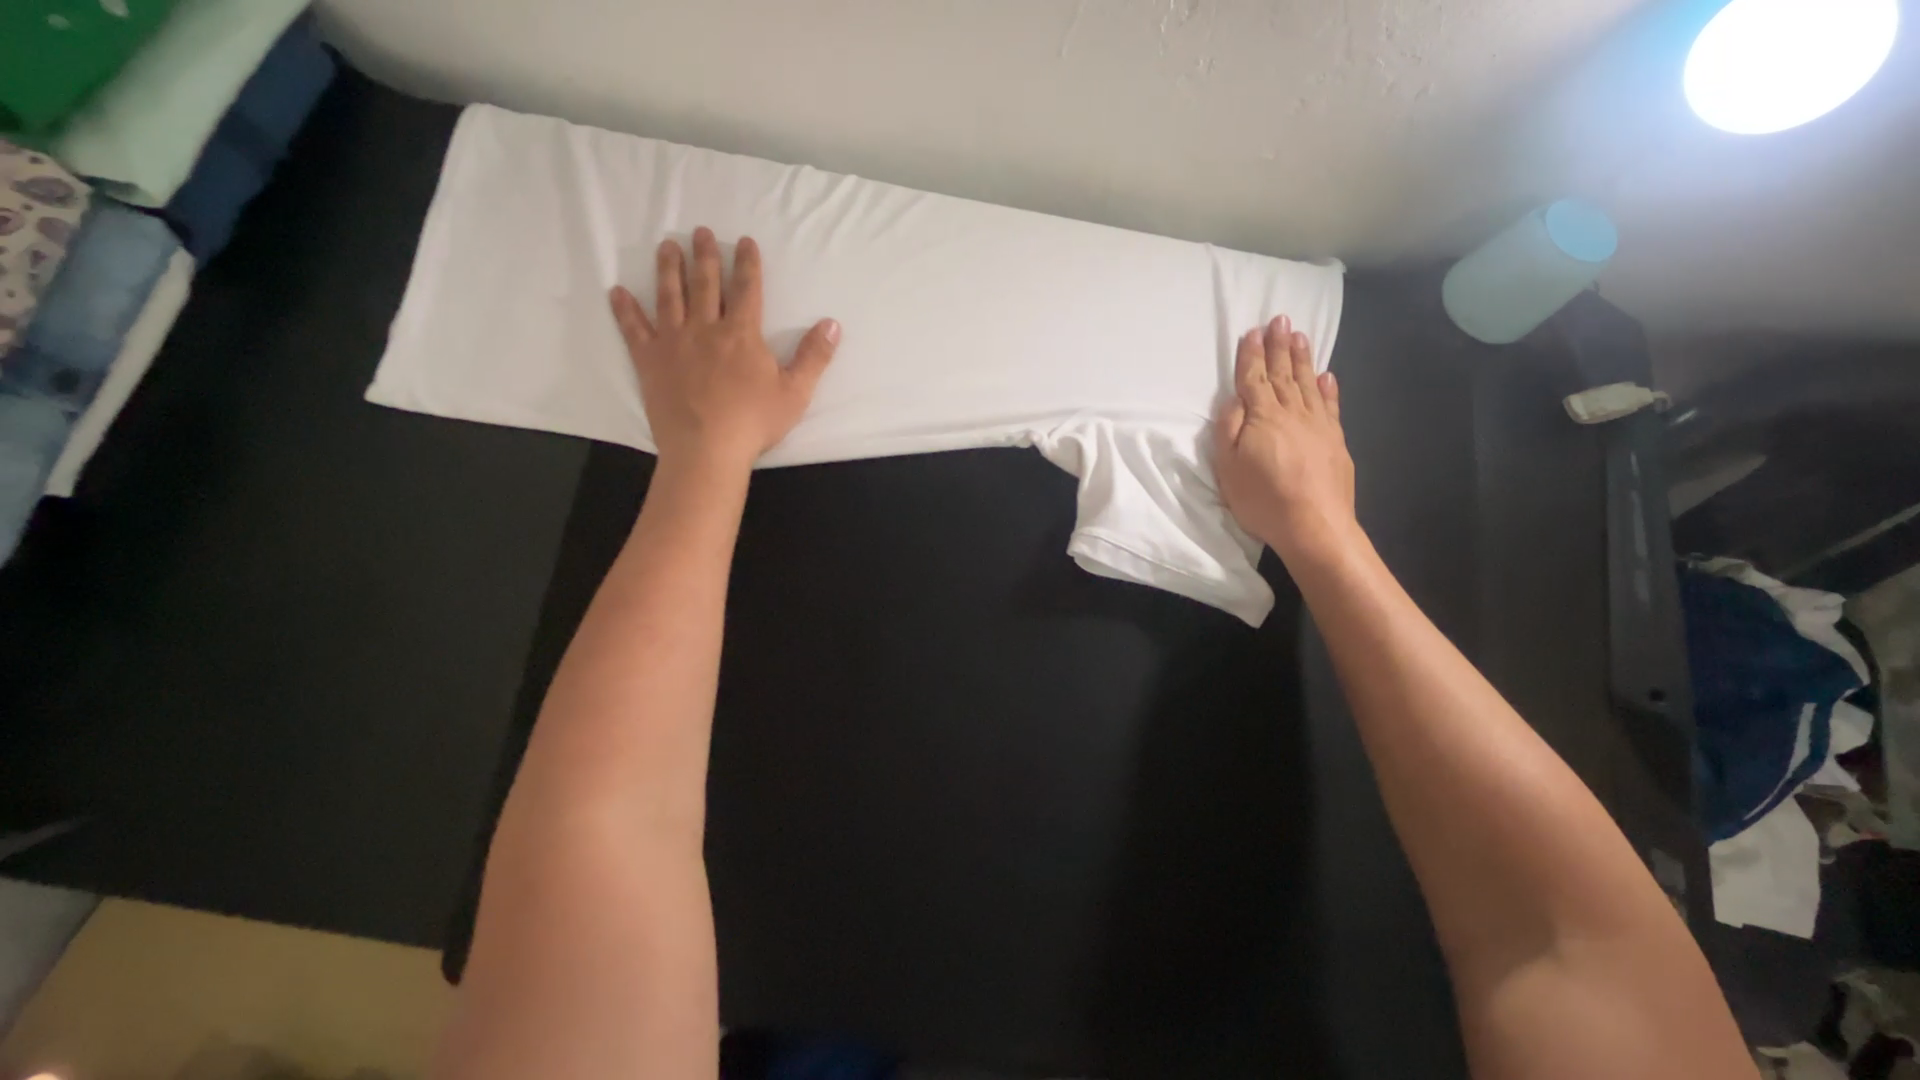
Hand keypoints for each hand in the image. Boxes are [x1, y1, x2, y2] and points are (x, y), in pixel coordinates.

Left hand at [610, 227, 840, 472]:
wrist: (706, 450)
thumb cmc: (754, 423)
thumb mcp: (795, 392)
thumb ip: (814, 356)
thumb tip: (833, 324)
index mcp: (742, 334)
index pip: (747, 289)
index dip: (747, 263)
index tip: (743, 240)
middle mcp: (706, 328)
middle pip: (705, 283)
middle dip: (704, 255)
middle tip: (700, 231)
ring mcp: (674, 342)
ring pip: (670, 296)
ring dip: (668, 269)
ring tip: (666, 246)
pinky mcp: (650, 361)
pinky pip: (634, 329)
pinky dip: (625, 310)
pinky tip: (617, 292)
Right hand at [1213, 315, 1359, 565]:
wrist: (1315, 525)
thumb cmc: (1262, 499)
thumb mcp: (1228, 467)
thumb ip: (1228, 429)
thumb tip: (1234, 399)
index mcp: (1262, 417)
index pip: (1253, 378)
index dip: (1251, 354)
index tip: (1253, 331)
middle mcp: (1292, 412)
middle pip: (1283, 373)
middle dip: (1279, 346)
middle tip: (1280, 319)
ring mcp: (1318, 425)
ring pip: (1308, 383)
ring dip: (1302, 358)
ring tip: (1300, 336)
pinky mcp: (1335, 440)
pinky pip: (1330, 405)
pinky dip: (1328, 388)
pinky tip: (1326, 376)